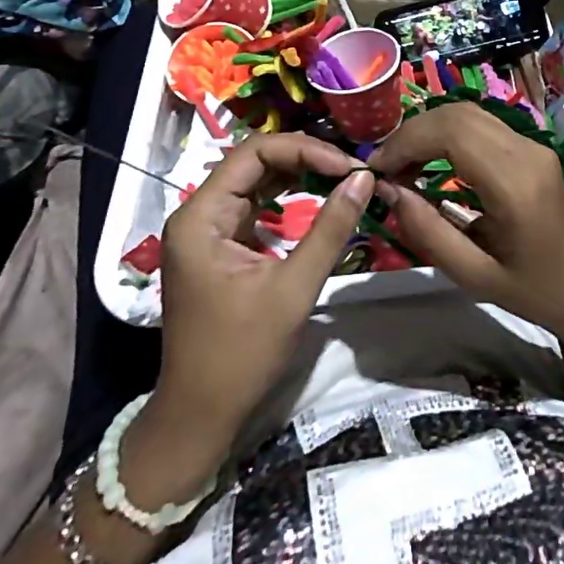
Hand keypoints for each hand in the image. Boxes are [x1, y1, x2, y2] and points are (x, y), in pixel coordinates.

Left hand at [136, 134, 372, 495]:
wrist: (201, 414)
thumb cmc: (242, 352)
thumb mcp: (294, 287)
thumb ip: (331, 228)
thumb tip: (364, 178)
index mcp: (201, 217)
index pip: (254, 152)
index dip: (304, 149)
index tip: (348, 167)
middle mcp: (198, 214)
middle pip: (254, 162)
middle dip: (305, 159)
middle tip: (352, 170)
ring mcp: (208, 231)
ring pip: (257, 182)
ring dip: (300, 175)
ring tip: (343, 177)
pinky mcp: (221, 248)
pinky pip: (257, 207)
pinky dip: (289, 199)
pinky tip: (320, 197)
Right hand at [371, 103, 563, 334]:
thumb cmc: (530, 290)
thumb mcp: (473, 276)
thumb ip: (428, 233)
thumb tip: (389, 190)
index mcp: (516, 185)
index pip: (452, 134)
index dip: (407, 142)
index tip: (377, 169)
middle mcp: (528, 153)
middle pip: (458, 115)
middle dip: (412, 133)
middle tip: (385, 168)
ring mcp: (534, 145)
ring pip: (468, 113)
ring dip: (428, 131)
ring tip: (402, 166)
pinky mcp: (532, 147)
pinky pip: (482, 125)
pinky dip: (447, 134)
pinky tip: (430, 161)